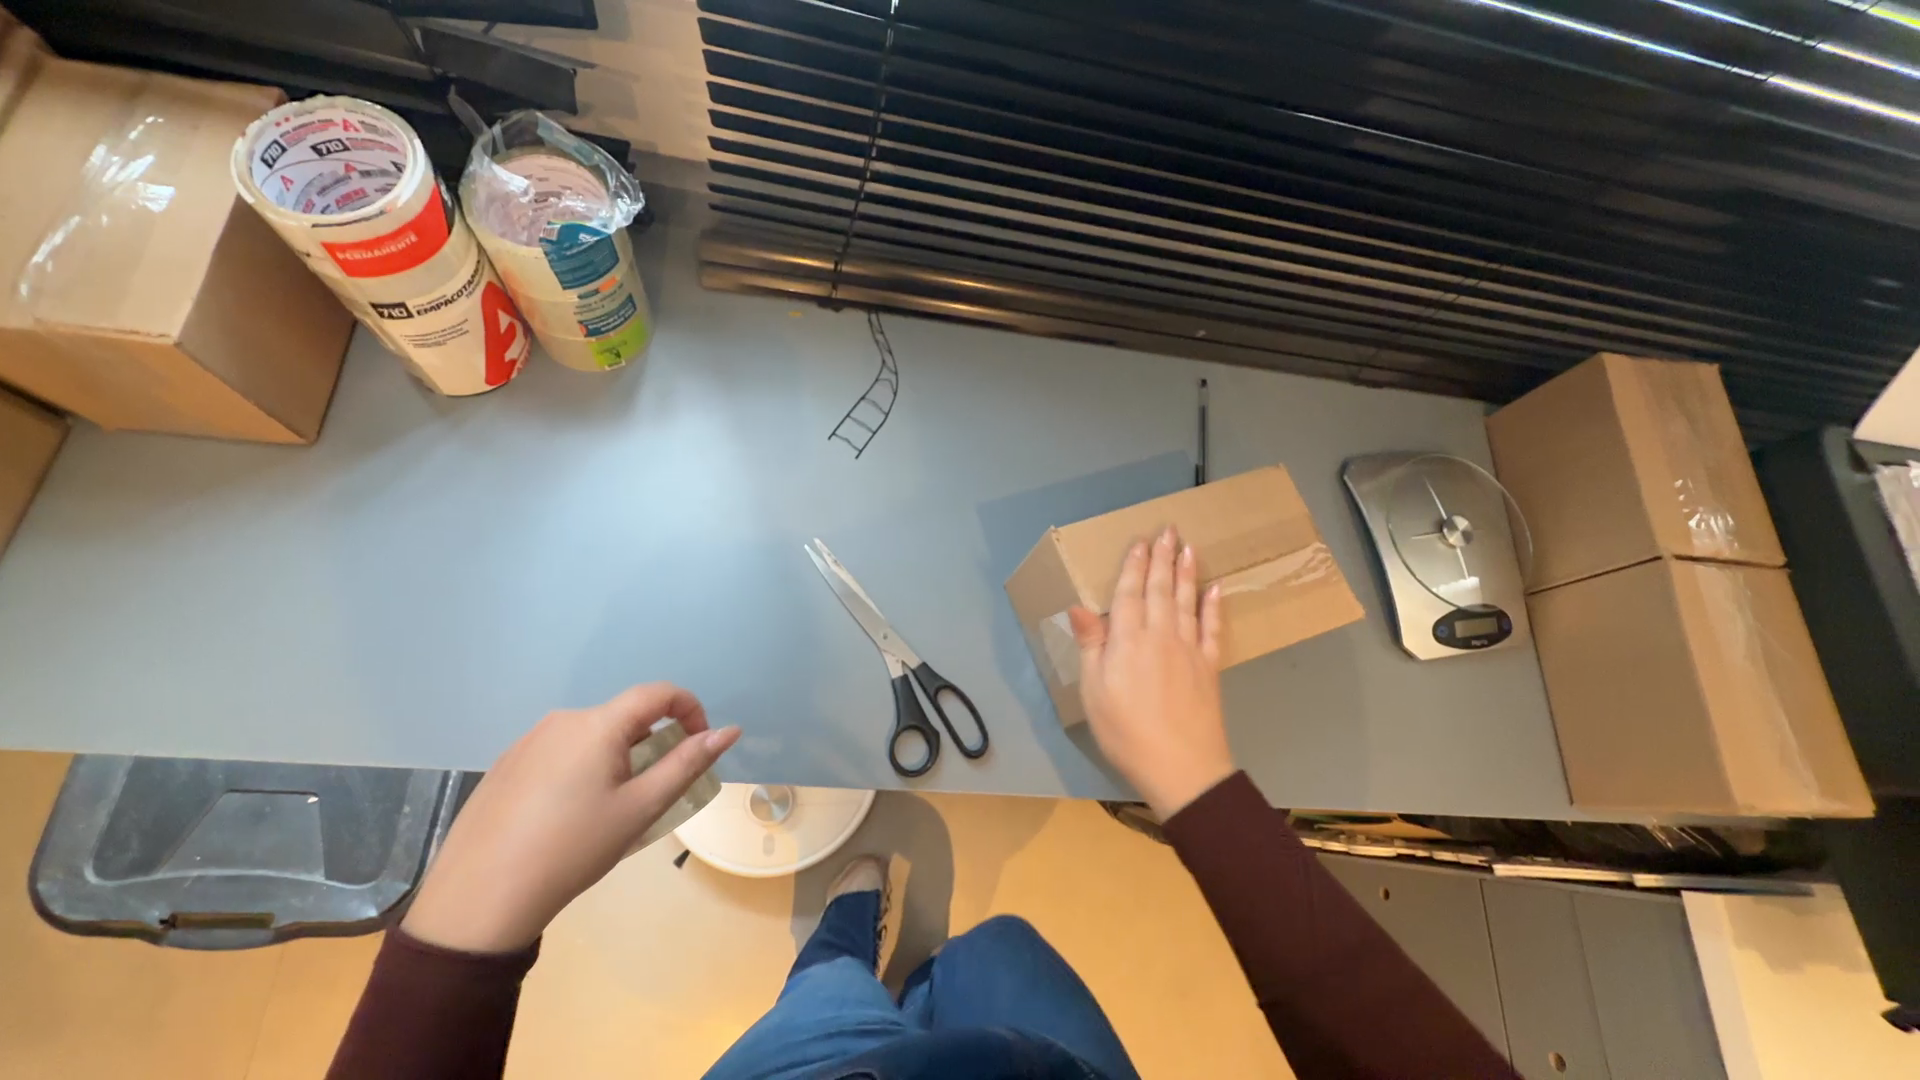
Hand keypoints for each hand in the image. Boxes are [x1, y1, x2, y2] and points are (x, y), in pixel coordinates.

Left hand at [402, 683, 740, 953]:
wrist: (479, 897)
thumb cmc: (573, 849)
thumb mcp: (640, 809)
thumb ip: (687, 764)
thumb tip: (729, 731)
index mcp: (597, 724)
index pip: (658, 693)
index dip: (690, 710)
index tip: (700, 747)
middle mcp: (562, 720)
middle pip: (624, 717)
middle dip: (652, 745)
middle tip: (653, 796)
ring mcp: (528, 742)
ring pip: (592, 737)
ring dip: (617, 760)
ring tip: (610, 813)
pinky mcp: (506, 766)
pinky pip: (561, 754)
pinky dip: (582, 772)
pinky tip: (568, 819)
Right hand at [1069, 526, 1233, 817]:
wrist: (1181, 767)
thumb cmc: (1126, 732)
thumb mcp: (1094, 692)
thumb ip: (1091, 646)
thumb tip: (1079, 606)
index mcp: (1128, 640)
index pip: (1130, 593)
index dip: (1134, 566)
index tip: (1140, 542)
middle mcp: (1160, 635)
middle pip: (1161, 589)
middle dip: (1163, 558)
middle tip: (1169, 531)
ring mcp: (1189, 649)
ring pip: (1187, 601)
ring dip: (1188, 572)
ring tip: (1190, 547)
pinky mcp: (1210, 667)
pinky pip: (1213, 628)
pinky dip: (1214, 607)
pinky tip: (1216, 589)